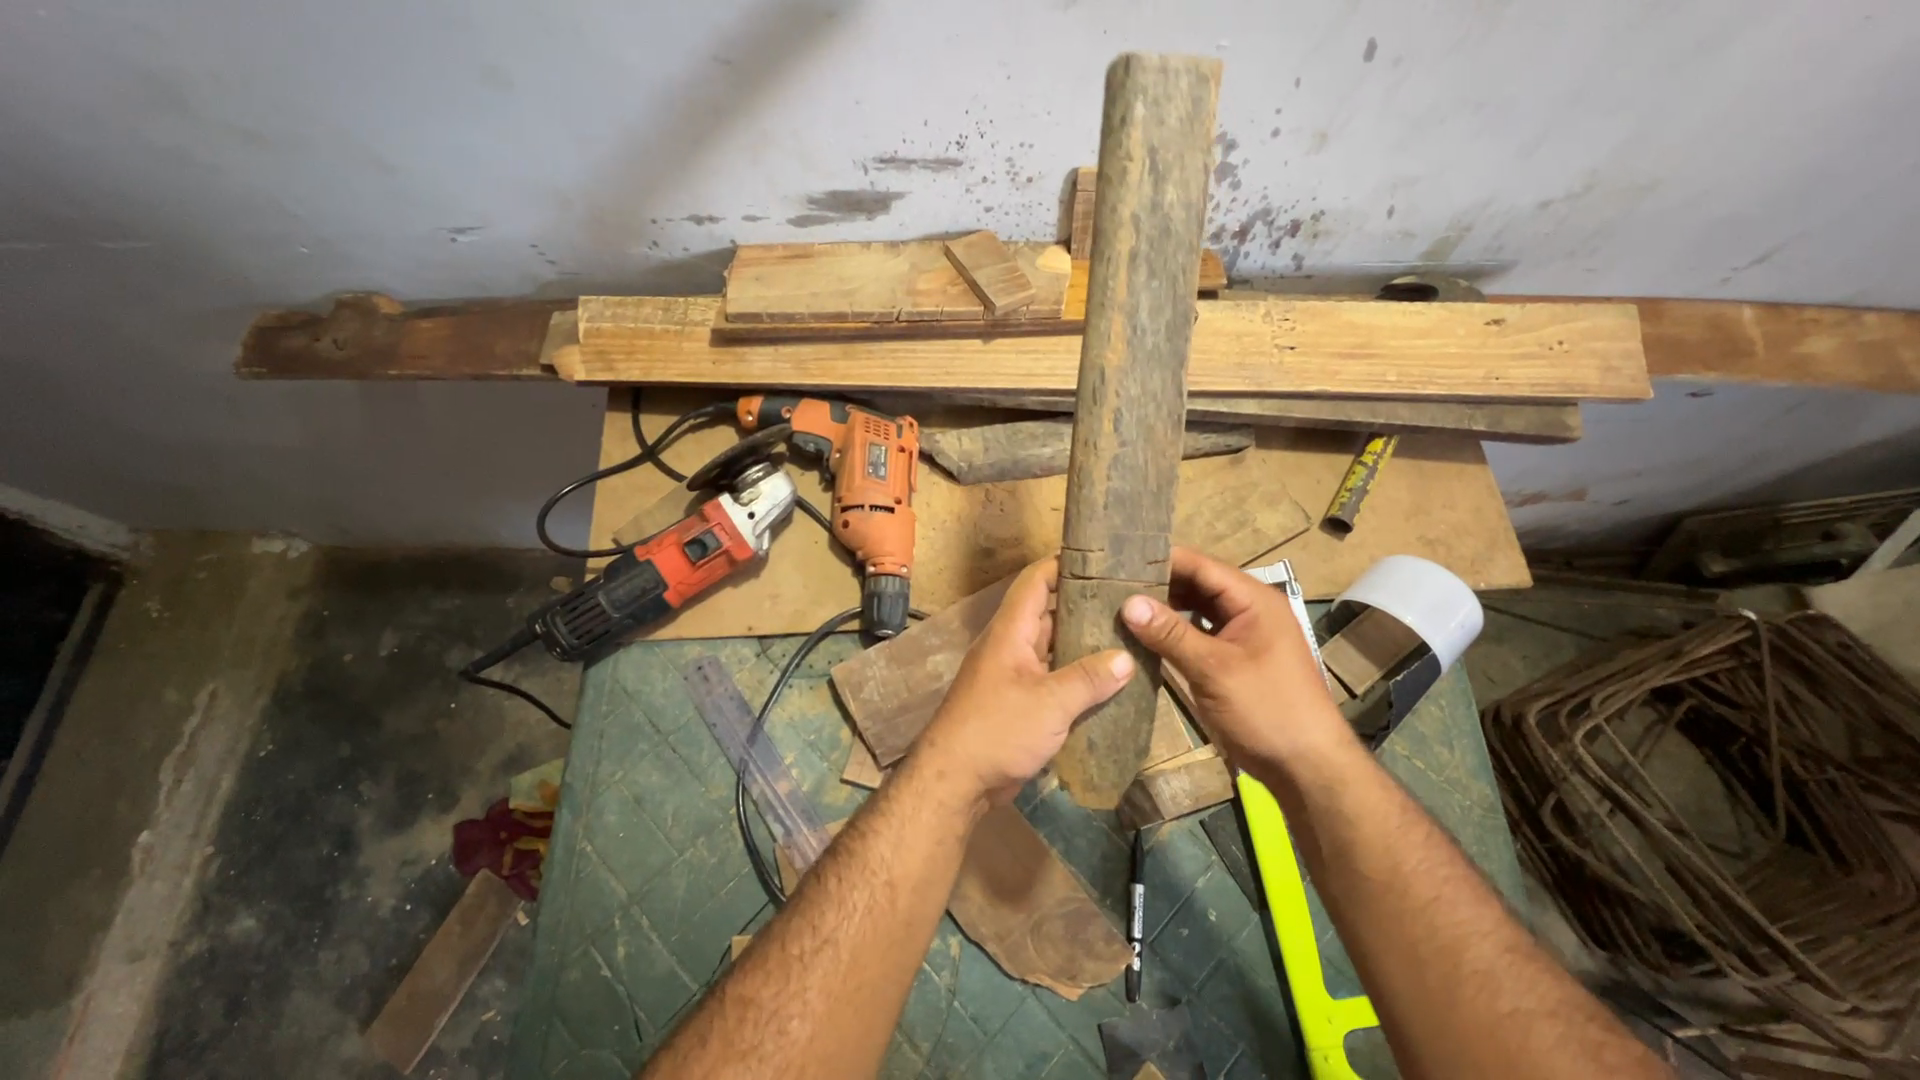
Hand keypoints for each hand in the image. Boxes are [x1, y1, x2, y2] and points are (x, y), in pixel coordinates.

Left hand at [912, 558, 1135, 806]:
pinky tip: (1107, 683)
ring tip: (1126, 638)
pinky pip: (1050, 679)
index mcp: (1010, 632)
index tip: (1101, 559)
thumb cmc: (997, 730)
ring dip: (1082, 645)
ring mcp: (1012, 676)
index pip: (1036, 582)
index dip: (1064, 565)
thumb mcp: (1049, 702)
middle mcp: (1009, 647)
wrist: (955, 780)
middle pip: (1047, 614)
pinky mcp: (1017, 704)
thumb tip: (1126, 658)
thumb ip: (1089, 679)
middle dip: (1083, 606)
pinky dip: (1074, 678)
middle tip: (1128, 603)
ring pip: (1051, 649)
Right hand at [1121, 547, 1357, 777]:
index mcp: (1254, 600)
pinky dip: (1174, 636)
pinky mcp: (1233, 662)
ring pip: (1196, 611)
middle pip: (1197, 585)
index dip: (1160, 561)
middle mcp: (1249, 610)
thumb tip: (1127, 602)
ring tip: (1118, 610)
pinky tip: (1143, 640)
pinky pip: (1199, 636)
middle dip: (1157, 586)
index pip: (1200, 565)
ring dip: (1164, 612)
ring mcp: (1242, 637)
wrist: (1307, 766)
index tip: (1116, 563)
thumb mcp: (1214, 669)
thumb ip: (1170, 633)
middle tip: (1108, 587)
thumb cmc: (1267, 709)